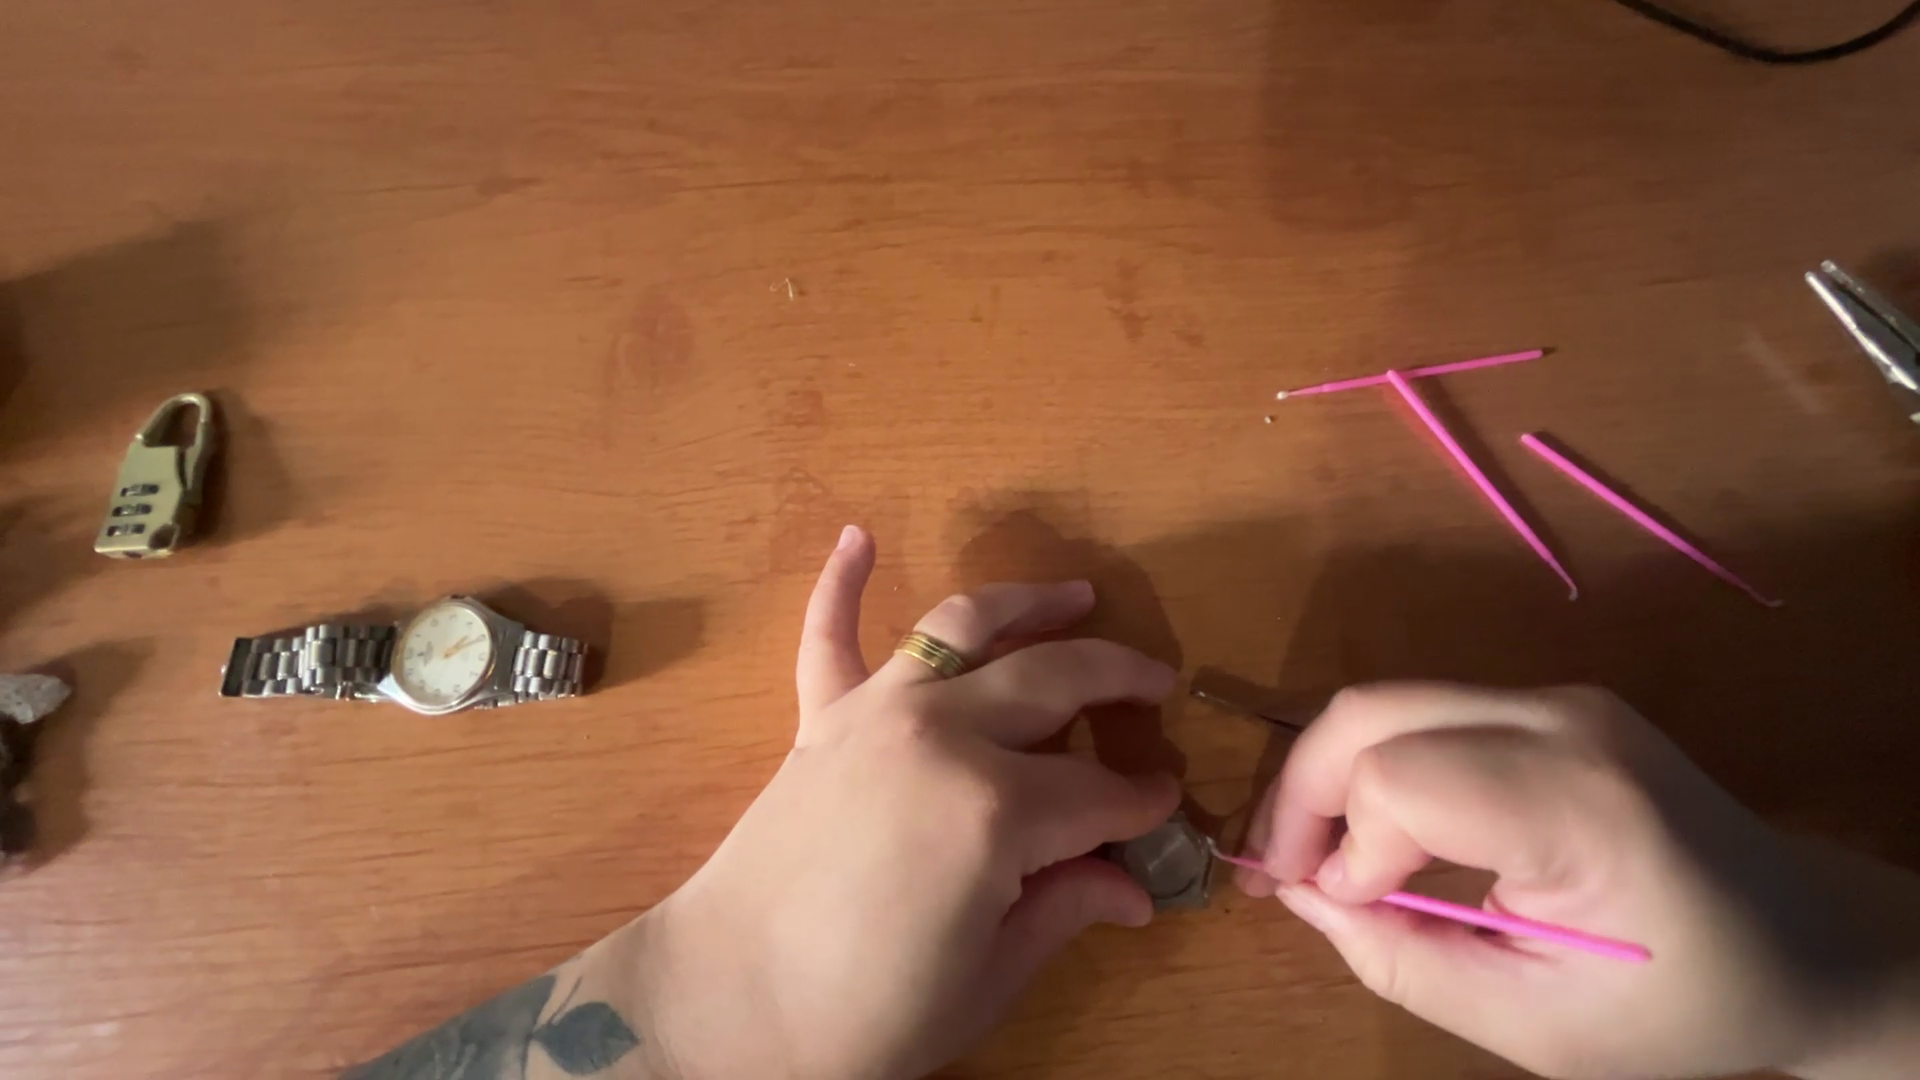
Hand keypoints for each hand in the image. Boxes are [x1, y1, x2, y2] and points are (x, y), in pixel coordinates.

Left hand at [634, 526, 1180, 1079]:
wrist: (726, 1003)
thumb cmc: (865, 1014)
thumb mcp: (988, 977)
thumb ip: (1067, 910)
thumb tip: (1135, 887)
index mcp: (996, 811)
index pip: (1099, 792)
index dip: (1142, 801)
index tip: (1167, 805)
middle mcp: (942, 734)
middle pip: (1054, 680)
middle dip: (1118, 675)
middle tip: (1156, 680)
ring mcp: (877, 712)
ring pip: (962, 626)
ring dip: (1025, 601)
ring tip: (1074, 593)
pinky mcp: (822, 715)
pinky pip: (829, 633)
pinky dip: (841, 581)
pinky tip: (858, 535)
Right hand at [1236, 683, 1918, 1079]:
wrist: (1810, 935)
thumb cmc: (1685, 1001)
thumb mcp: (1540, 1027)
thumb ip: (1401, 963)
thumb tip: (1301, 894)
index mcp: (1582, 804)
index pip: (1399, 781)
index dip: (1345, 844)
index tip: (1344, 906)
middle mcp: (1556, 719)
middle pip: (1367, 715)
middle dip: (1301, 791)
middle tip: (1279, 864)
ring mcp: (1544, 695)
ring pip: (1374, 704)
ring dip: (1319, 772)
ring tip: (1306, 844)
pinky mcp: (1528, 697)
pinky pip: (1406, 713)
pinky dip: (1358, 761)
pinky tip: (1357, 818)